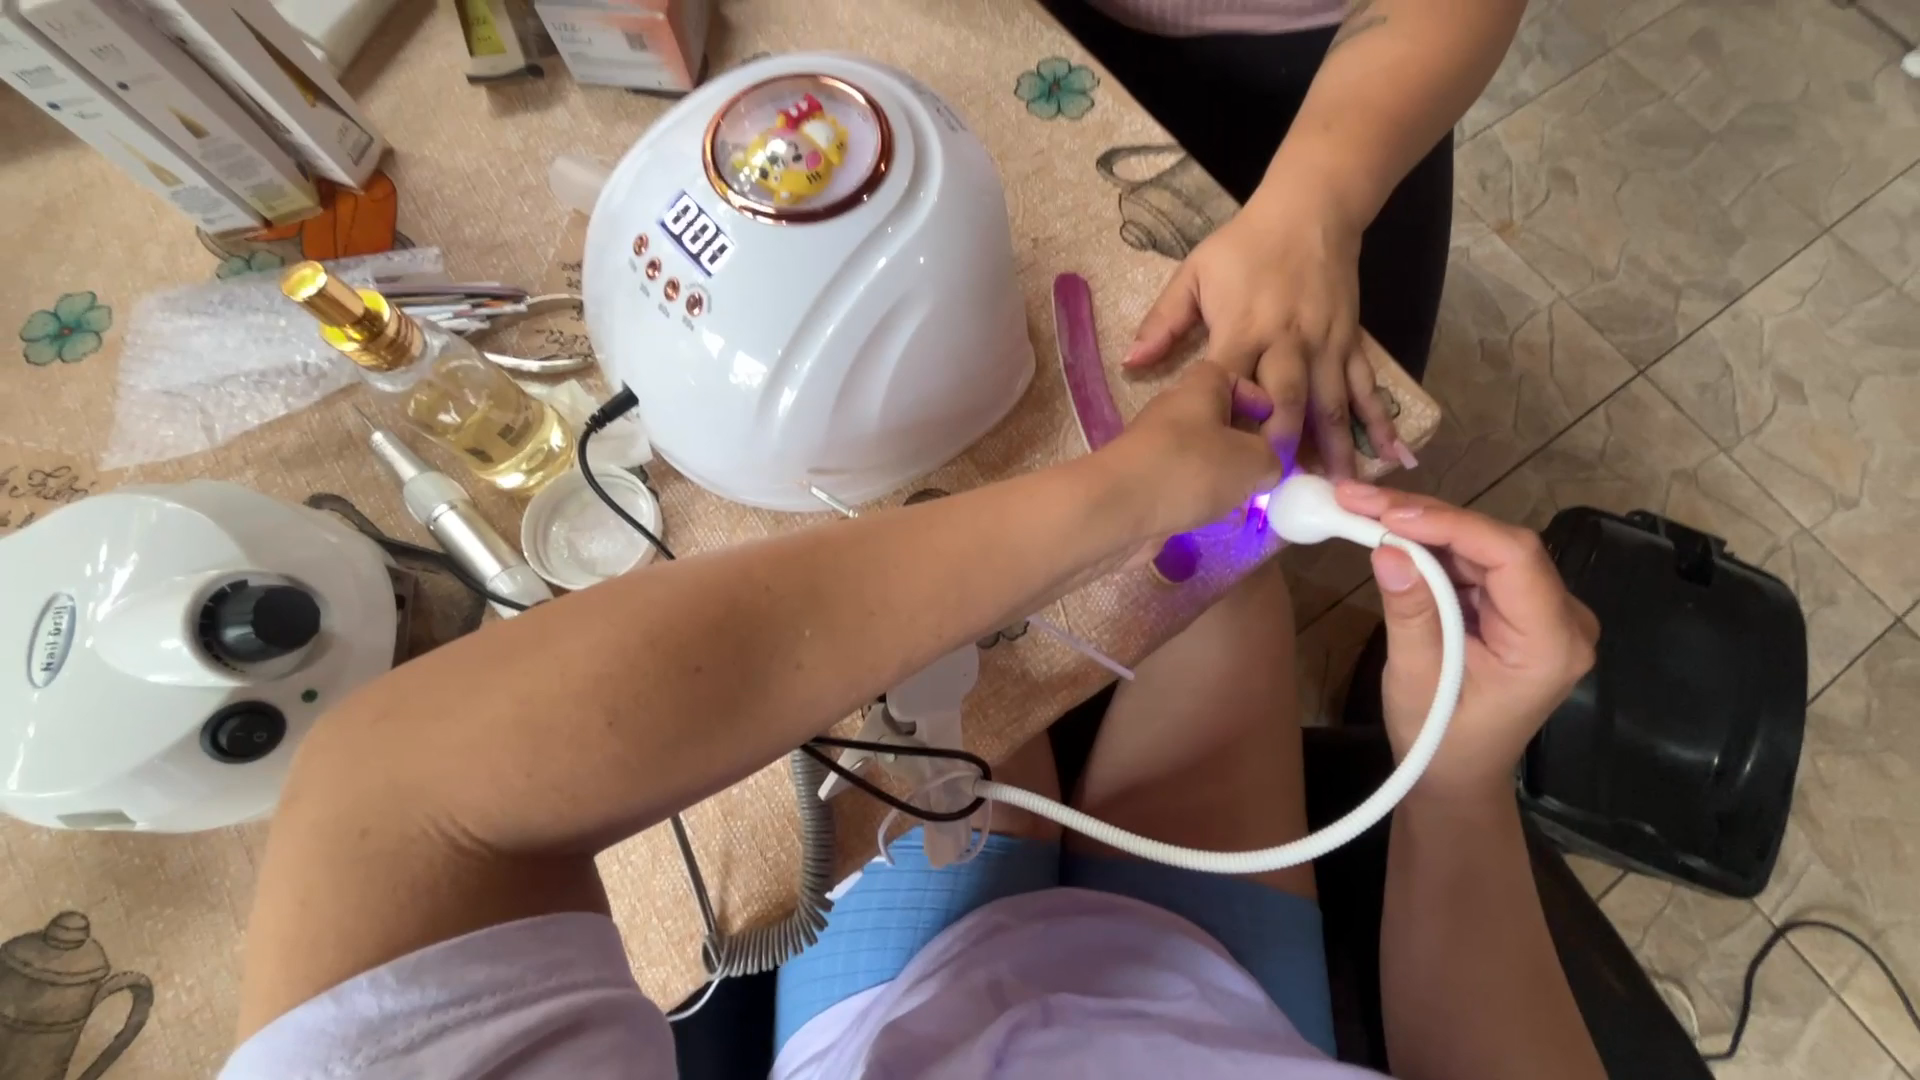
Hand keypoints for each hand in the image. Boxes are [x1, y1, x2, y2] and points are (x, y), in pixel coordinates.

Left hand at [1096, 360, 1285, 538]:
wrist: (1118, 508)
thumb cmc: (1191, 469)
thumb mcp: (1253, 460)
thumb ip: (1269, 459)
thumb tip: (1265, 467)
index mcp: (1198, 389)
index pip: (1227, 375)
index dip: (1255, 395)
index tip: (1274, 424)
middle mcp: (1171, 412)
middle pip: (1212, 418)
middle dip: (1239, 442)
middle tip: (1263, 468)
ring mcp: (1151, 449)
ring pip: (1195, 455)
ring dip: (1219, 475)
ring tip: (1244, 498)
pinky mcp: (1140, 482)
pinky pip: (1177, 485)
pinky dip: (1196, 498)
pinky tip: (1212, 518)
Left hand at [1123, 187, 1399, 480]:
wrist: (1311, 207)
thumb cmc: (1243, 246)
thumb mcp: (1192, 274)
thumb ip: (1163, 321)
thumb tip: (1130, 362)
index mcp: (1243, 329)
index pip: (1233, 382)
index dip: (1229, 422)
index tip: (1222, 464)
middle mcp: (1288, 341)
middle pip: (1288, 398)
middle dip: (1286, 443)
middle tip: (1284, 487)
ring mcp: (1325, 343)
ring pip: (1332, 401)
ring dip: (1336, 447)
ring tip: (1341, 490)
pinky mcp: (1351, 342)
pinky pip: (1367, 386)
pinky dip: (1379, 421)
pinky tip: (1393, 453)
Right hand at [1336, 483, 1598, 799]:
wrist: (1455, 774)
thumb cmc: (1438, 738)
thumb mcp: (1417, 680)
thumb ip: (1410, 614)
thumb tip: (1386, 550)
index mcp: (1550, 643)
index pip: (1512, 558)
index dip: (1451, 525)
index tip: (1387, 514)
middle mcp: (1560, 617)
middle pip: (1497, 543)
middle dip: (1426, 516)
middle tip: (1357, 499)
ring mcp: (1538, 610)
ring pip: (1480, 545)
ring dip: (1420, 524)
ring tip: (1360, 508)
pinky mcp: (1512, 607)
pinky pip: (1471, 562)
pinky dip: (1426, 544)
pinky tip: (1385, 529)